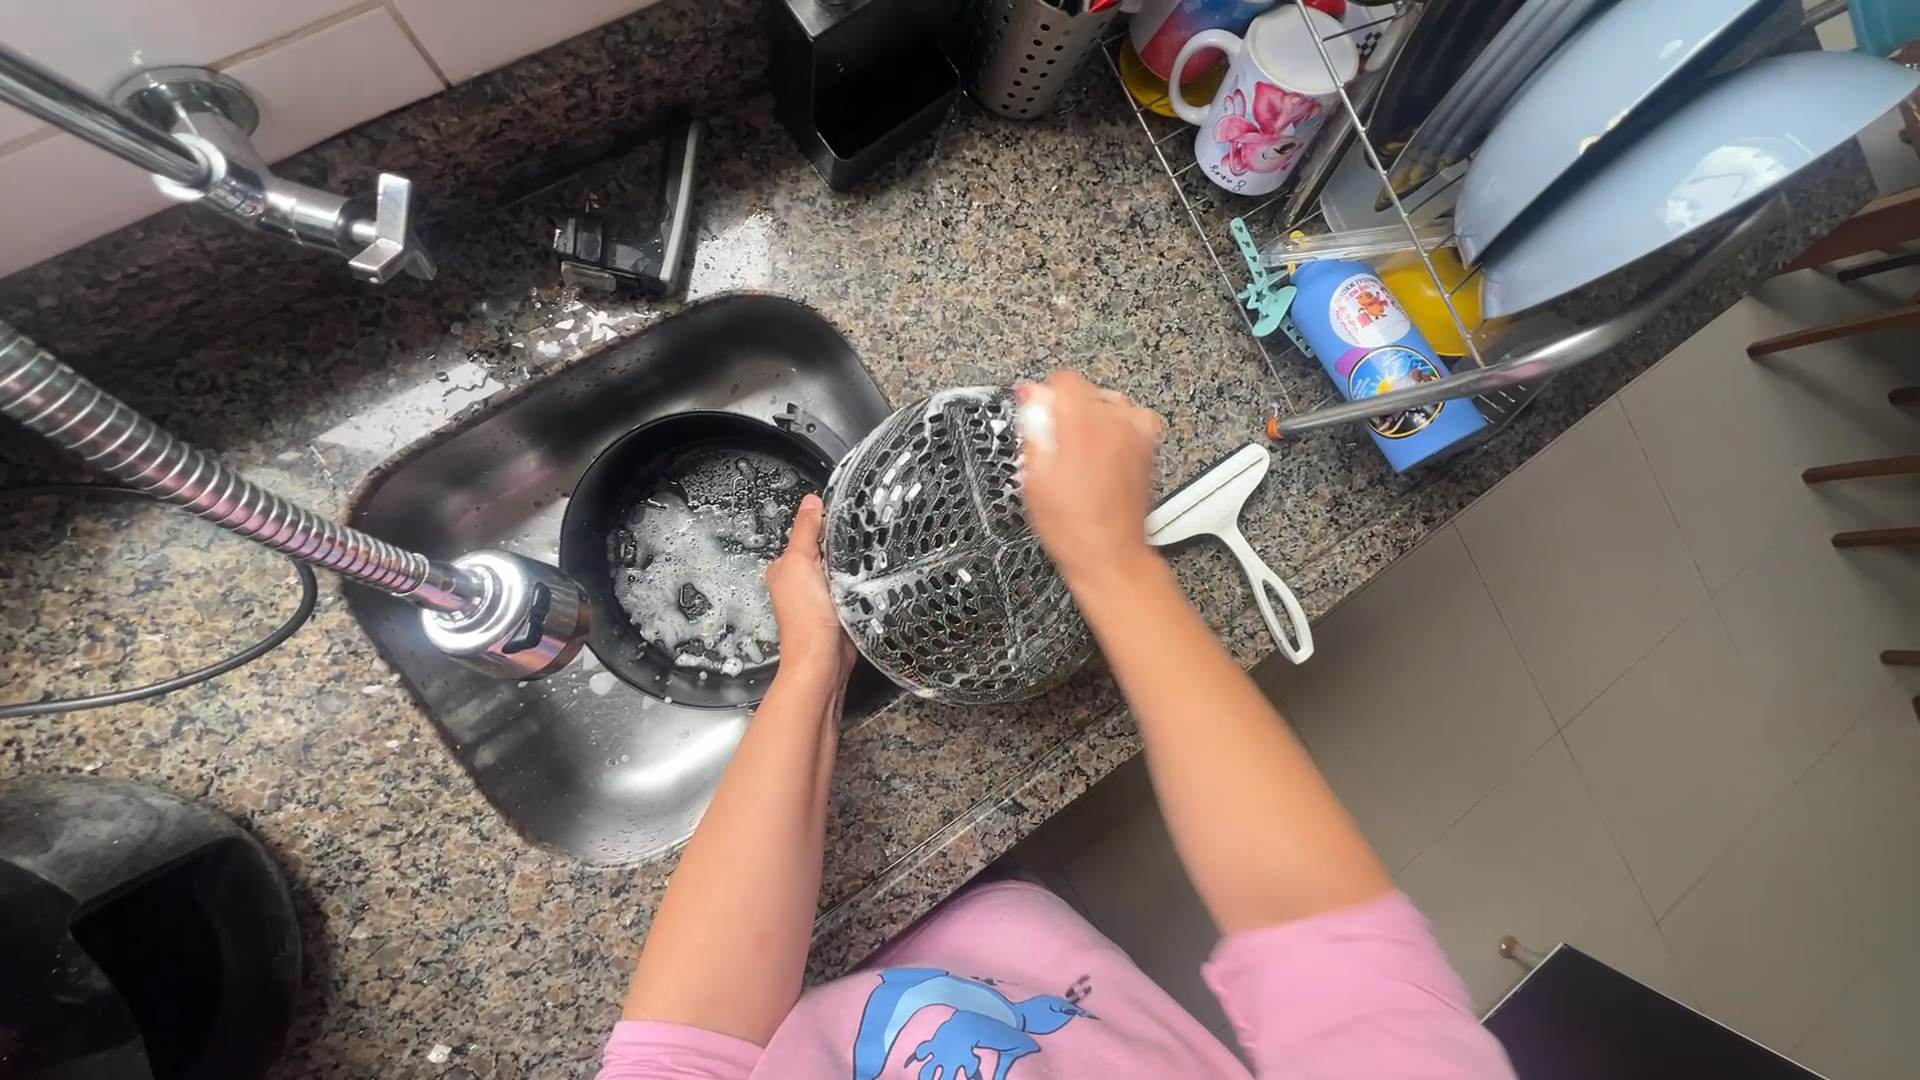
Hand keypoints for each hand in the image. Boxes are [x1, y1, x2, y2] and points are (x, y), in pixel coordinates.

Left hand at [768, 493, 855, 680]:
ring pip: (844, 568)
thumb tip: (810, 501)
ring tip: (867, 558)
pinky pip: (855, 587)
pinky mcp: (842, 609)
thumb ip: (805, 530)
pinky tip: (869, 580)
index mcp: (786, 566)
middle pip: (829, 550)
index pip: (809, 532)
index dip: (827, 522)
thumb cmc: (805, 617)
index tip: (847, 514)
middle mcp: (802, 580)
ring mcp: (823, 596)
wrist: (822, 658)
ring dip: (855, 565)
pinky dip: (862, 583)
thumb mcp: (800, 561)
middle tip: (860, 540)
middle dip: (844, 545)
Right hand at [1015, 372, 1164, 590]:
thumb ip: (1033, 430)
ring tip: (1080, 451)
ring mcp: (1136, 435)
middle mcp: (1113, 424)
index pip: (1064, 380)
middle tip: (1055, 444)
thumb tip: (1031, 400)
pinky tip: (1104, 451)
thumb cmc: (1073, 528)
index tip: (1039, 413)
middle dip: (1068, 410)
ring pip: (1110, 403)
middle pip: (1086, 391)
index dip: (1046, 396)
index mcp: (1081, 426)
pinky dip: (1118, 428)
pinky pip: (1133, 420)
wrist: (1109, 554)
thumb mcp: (1034, 479)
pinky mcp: (1149, 448)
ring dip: (1094, 417)